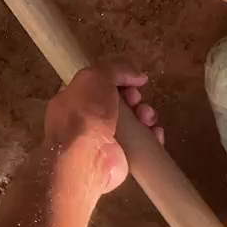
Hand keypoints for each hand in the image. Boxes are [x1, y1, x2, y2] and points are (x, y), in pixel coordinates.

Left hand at [42, 59, 160, 196]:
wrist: (86, 158)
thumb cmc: (85, 113)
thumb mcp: (95, 77)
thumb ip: (116, 68)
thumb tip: (138, 75)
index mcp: (71, 100)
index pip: (96, 86)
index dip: (116, 80)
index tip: (131, 80)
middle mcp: (84, 120)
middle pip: (117, 103)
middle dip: (133, 98)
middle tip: (136, 100)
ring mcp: (102, 140)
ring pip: (131, 122)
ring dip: (145, 115)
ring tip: (147, 117)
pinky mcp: (119, 157)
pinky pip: (140, 143)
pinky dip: (151, 136)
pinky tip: (155, 133)